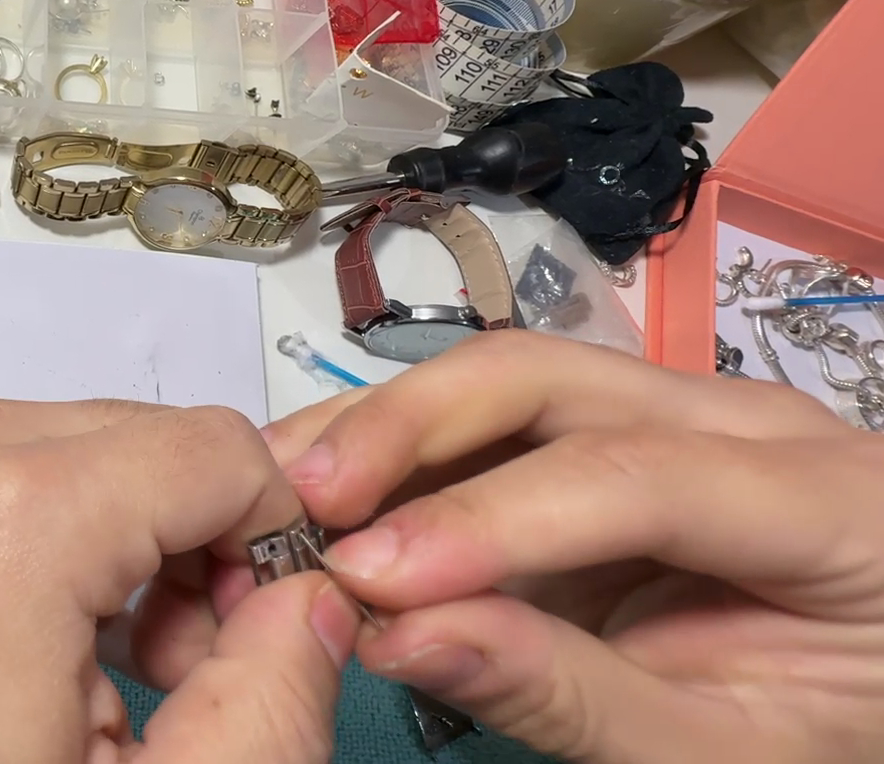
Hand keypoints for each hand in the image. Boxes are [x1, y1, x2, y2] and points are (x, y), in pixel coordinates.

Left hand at [0, 395, 363, 762]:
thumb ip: (268, 705)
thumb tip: (312, 600)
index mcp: (21, 506)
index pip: (222, 448)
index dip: (272, 541)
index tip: (255, 637)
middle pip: (156, 442)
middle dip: (199, 545)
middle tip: (176, 671)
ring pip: (97, 448)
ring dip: (134, 543)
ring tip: (109, 668)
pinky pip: (27, 460)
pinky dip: (68, 530)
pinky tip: (44, 629)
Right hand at [264, 331, 883, 761]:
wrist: (864, 682)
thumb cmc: (826, 733)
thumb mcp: (725, 756)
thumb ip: (567, 696)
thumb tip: (392, 636)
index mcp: (829, 502)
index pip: (625, 478)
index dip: (483, 521)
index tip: (365, 577)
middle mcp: (724, 415)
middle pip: (528, 376)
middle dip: (398, 429)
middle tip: (306, 497)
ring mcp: (640, 403)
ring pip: (474, 377)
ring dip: (364, 424)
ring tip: (277, 480)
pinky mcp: (568, 423)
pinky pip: (457, 411)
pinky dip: (372, 438)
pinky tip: (312, 473)